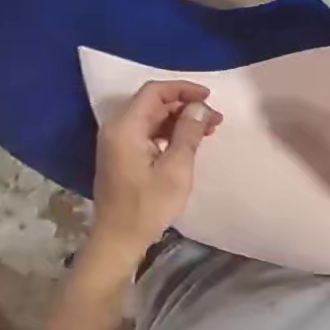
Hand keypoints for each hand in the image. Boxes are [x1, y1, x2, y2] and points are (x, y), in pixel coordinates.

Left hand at [91, 80, 223, 255]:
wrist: (118, 239)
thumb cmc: (148, 206)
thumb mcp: (176, 169)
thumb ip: (188, 133)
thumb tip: (198, 107)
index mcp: (126, 126)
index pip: (154, 92)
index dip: (183, 89)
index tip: (208, 97)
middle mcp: (116, 128)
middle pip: (152, 103)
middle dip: (184, 105)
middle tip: (214, 118)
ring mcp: (116, 142)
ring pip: (150, 118)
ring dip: (178, 119)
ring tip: (208, 129)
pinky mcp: (120, 155)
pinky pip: (145, 132)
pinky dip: (167, 132)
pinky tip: (188, 142)